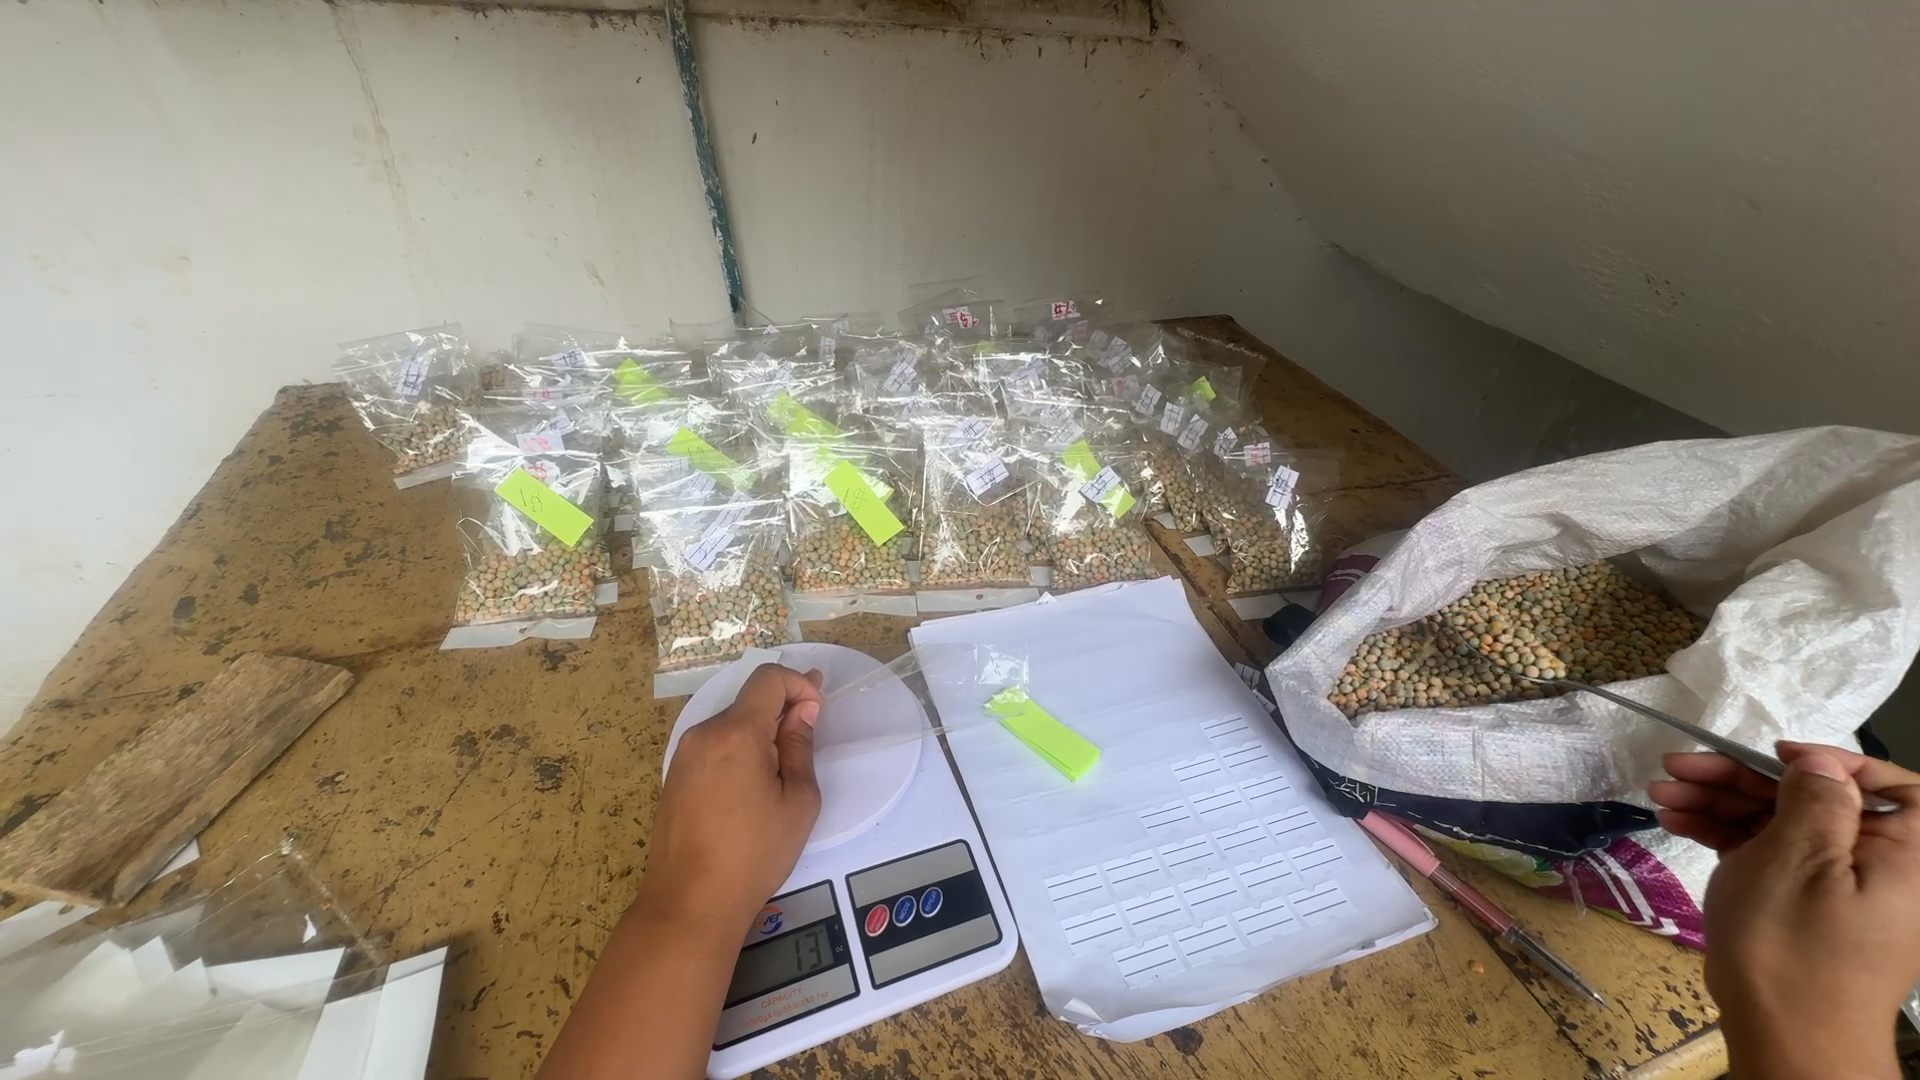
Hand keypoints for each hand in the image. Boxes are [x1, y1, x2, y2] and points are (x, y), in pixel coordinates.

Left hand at [640, 663, 824, 935]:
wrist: (689, 904)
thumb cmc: (754, 854)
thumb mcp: (797, 800)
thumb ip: (800, 746)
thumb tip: (803, 709)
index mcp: (736, 733)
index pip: (768, 679)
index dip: (798, 684)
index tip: (816, 710)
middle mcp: (704, 734)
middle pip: (749, 700)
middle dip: (782, 709)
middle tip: (807, 738)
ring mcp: (684, 755)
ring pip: (731, 723)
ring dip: (760, 732)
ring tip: (781, 771)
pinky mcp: (675, 776)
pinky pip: (714, 745)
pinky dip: (738, 750)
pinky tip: (751, 787)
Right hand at [1649, 742, 1919, 1079]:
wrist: (1785, 1023)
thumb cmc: (1795, 938)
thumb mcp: (1800, 859)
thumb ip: (1817, 803)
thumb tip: (1820, 762)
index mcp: (1904, 856)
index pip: (1897, 789)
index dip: (1839, 763)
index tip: (1775, 755)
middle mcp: (1877, 863)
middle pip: (1814, 798)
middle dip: (1742, 778)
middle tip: (1676, 767)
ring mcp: (1831, 880)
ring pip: (1776, 818)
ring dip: (1716, 800)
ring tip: (1658, 795)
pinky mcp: (1793, 893)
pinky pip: (1760, 846)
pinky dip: (1717, 829)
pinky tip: (1673, 821)